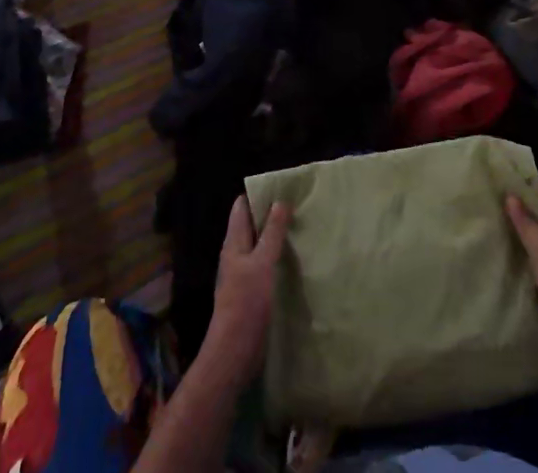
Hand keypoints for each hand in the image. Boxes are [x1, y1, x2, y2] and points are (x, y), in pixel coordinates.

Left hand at [207, 196, 290, 381]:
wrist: (235, 352)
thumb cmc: (246, 303)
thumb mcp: (262, 263)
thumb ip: (271, 233)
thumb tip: (280, 201)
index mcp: (233, 243)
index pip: (242, 207)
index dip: (259, 194)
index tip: (283, 186)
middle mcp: (236, 254)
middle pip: (252, 225)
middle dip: (272, 214)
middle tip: (300, 204)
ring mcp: (244, 274)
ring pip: (261, 245)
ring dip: (278, 236)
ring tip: (304, 226)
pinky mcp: (254, 292)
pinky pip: (267, 265)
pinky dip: (280, 257)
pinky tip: (298, 259)